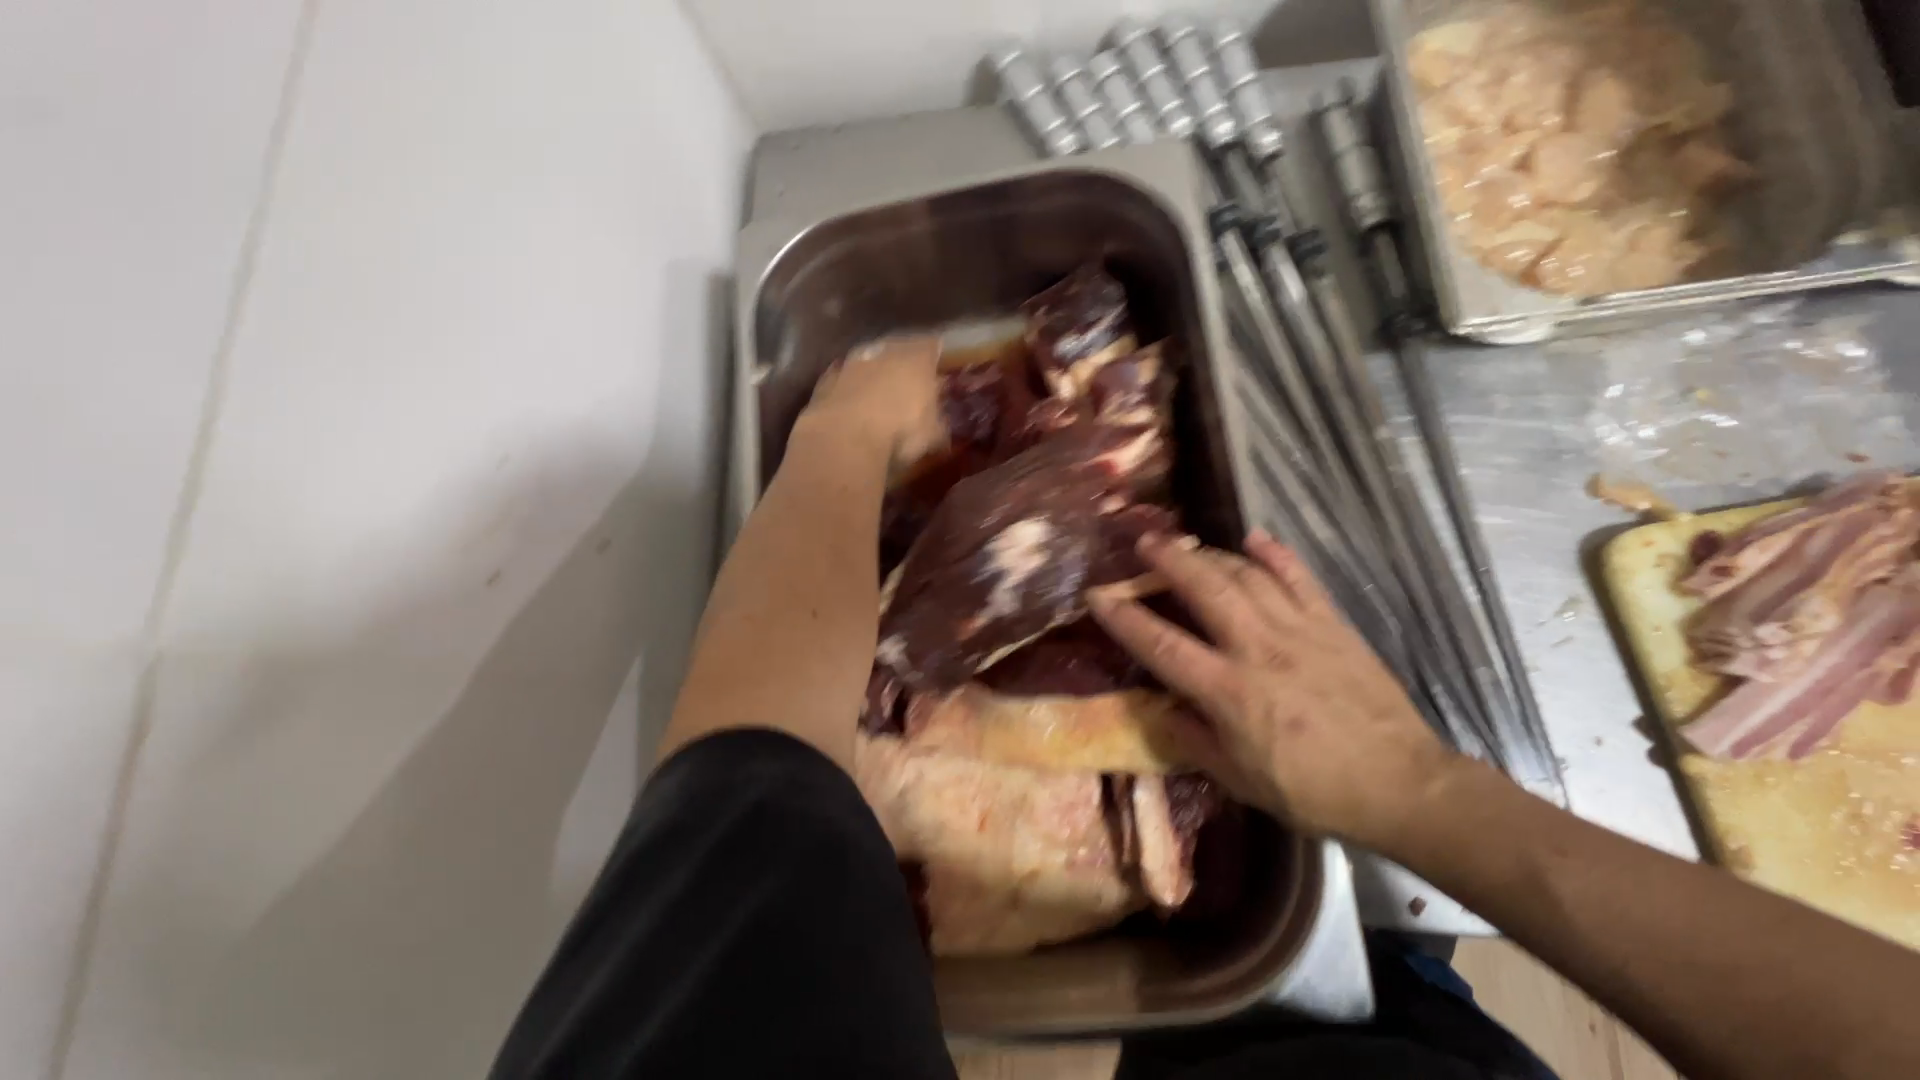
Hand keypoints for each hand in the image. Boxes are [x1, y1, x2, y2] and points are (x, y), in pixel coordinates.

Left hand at [796, 335, 945, 471]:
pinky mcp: (825, 381)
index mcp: (917, 358)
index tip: (936, 365)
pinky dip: (847, 388)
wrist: (844, 438)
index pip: (931, 346)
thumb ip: (938, 424)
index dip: (934, 356)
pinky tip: (849, 403)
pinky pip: (841, 379)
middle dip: (902, 362)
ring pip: (867, 361)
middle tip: (907, 380)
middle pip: (897, 348)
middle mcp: (884, 351)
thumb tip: (942, 426)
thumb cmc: (900, 431)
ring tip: (877, 392)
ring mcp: (852, 363)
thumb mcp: (932, 435)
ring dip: (872, 373)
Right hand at [1087, 529, 1459, 844]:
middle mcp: (1258, 650)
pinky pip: (1300, 579)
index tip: (1098, 594)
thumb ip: (1193, 740)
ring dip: (1212, 554)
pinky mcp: (1334, 625)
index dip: (1125, 618)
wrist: (1400, 784)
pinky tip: (1255, 538)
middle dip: (1170, 560)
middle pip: (1205, 590)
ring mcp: (1300, 631)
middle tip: (1145, 541)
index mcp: (1229, 692)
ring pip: (1248, 576)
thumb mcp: (1240, 780)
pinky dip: (1275, 554)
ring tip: (1188, 543)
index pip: (1162, 645)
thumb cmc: (1312, 791)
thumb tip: (1159, 709)